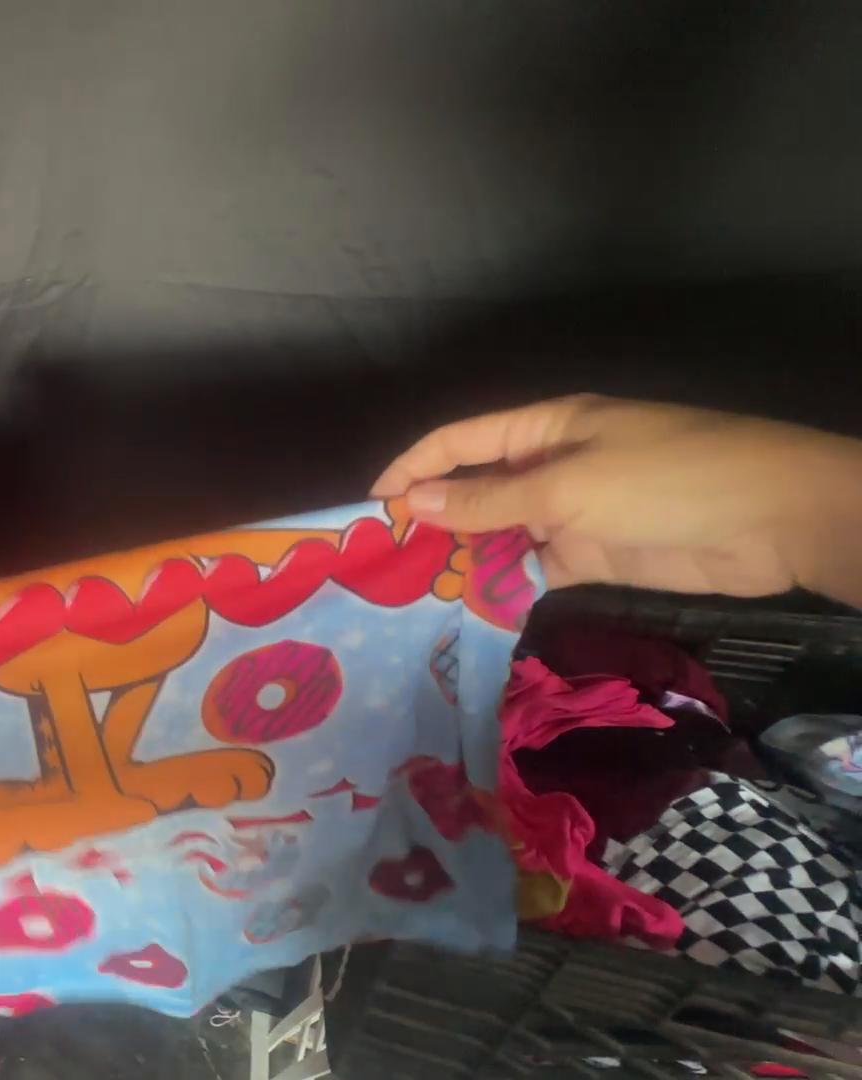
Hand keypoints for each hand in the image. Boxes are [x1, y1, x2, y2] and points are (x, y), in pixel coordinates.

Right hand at [371, 394, 861, 600]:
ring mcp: (568, 510)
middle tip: (388, 555)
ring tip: (418, 585)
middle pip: (471, 488)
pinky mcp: (589, 552)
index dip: (411, 467)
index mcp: (543, 431)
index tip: (373, 503)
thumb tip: (413, 501)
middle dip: (431, 517)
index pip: (456, 443)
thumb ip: (486, 500)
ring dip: (461, 554)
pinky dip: (500, 582)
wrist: (790, 524)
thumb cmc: (672, 480)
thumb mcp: (567, 488)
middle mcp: (547, 467)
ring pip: (494, 531)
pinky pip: (528, 565)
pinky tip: (469, 601)